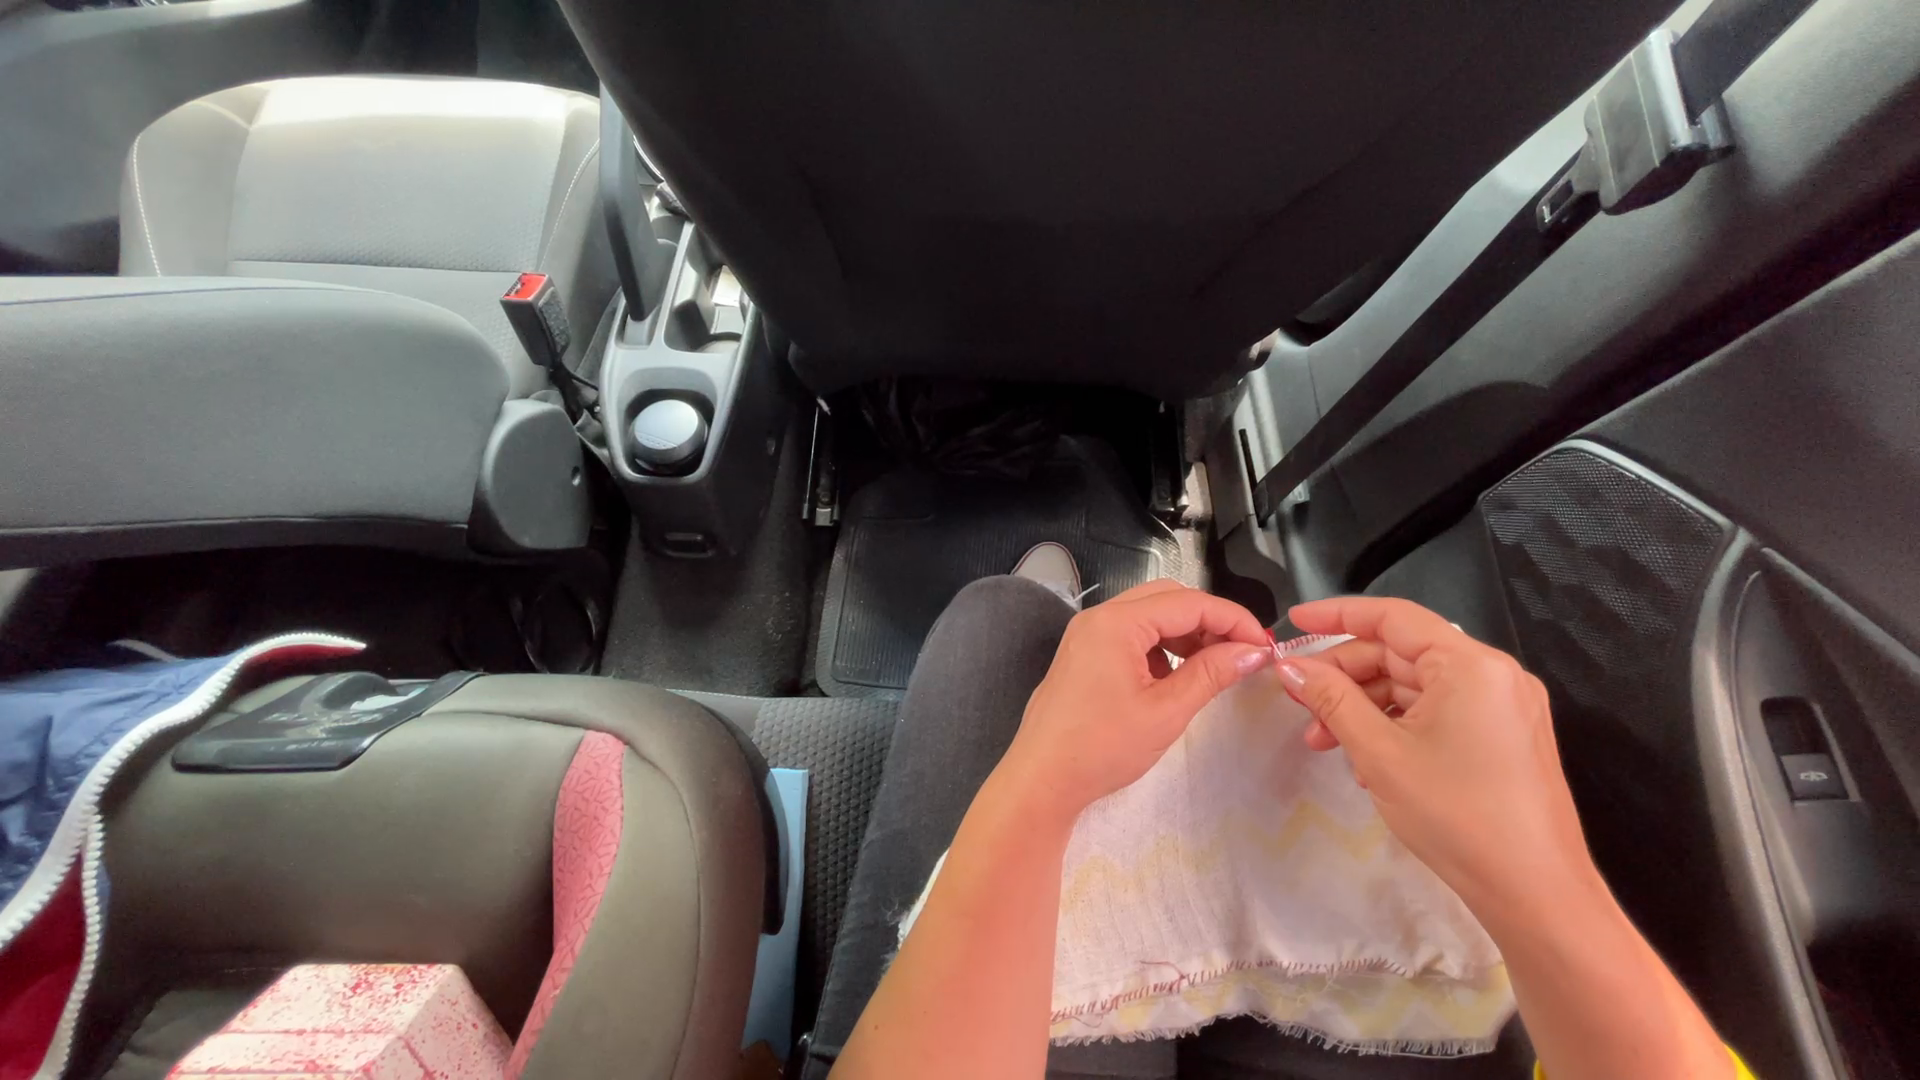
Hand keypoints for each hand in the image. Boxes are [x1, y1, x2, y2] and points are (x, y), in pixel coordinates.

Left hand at [1000, 580, 1271, 817]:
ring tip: (1215, 666)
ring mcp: (1087, 634)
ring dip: (1186, 633)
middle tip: (1242, 654)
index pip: (1189, 602)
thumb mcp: (1165, 711)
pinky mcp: (1084, 654)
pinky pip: (1131, 635)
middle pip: (1167, 599)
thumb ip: (1211, 674)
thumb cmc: (1102, 747)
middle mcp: (1098, 617)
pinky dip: (1161, 647)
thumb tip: (1253, 652)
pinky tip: (1177, 676)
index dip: (1233, 619)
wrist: (1042, 779)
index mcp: (1116, 622)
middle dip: (1209, 621)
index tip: (1265, 646)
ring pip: (1149, 615)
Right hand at [1276, 596, 1601, 920]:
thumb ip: (1331, 699)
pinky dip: (1392, 724)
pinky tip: (1363, 758)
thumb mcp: (1379, 752)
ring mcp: (1501, 706)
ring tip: (1323, 742)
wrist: (1535, 894)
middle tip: (1298, 702)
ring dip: (1362, 706)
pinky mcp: (1501, 736)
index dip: (1337, 614)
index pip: (1392, 617)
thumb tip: (1288, 666)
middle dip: (1343, 676)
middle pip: (1399, 653)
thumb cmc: (1455, 814)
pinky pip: (1434, 711)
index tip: (1293, 621)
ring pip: (1412, 686)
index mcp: (1470, 665)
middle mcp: (1492, 674)